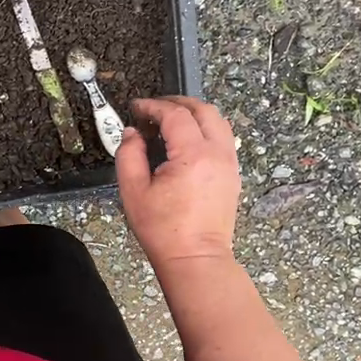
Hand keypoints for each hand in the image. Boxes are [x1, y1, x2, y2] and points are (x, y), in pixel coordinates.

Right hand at [115, 96, 240, 267]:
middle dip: (177, 103)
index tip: (135, 107)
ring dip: (194, 115)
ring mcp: (230, 164)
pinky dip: (204, 130)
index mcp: (193, 156)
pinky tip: (184, 141)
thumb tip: (132, 133)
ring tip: (169, 121)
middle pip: (204, 111)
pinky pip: (223, 139)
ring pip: (218, 122)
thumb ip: (129, 154)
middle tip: (153, 107)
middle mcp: (218, 154)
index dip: (153, 106)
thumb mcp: (133, 190)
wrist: (195, 257)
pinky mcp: (232, 175)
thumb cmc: (162, 229)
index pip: (175, 115)